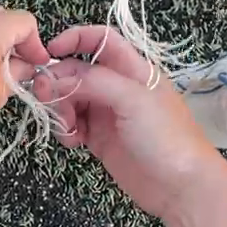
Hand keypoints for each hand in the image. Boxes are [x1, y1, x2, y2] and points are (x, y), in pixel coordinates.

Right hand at [35, 25, 226, 223]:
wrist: (181, 188)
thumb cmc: (166, 137)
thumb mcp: (134, 100)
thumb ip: (94, 82)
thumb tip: (56, 79)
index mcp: (132, 69)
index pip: (100, 40)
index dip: (75, 38)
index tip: (50, 52)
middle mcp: (118, 87)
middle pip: (77, 71)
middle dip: (58, 82)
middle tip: (45, 98)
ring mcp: (107, 114)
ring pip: (70, 99)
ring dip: (60, 109)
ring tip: (67, 128)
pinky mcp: (99, 139)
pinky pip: (72, 125)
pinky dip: (66, 130)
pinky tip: (73, 142)